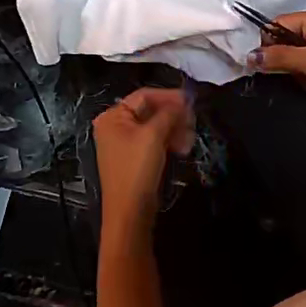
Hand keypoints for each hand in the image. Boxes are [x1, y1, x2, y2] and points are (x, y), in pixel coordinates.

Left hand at [93, 87, 194, 224]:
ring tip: (189, 139)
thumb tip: (182, 101)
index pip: (143, 96)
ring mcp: (124, 143)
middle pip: (150, 111)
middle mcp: (115, 127)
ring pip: (155, 127)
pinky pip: (154, 142)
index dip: (168, 96)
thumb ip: (168, 113)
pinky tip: (183, 148)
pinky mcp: (134, 158)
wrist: (130, 210)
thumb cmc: (137, 168)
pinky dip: (168, 141)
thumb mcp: (153, 135)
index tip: (191, 100)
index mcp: (112, 117)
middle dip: (173, 115)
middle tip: (193, 122)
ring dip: (174, 129)